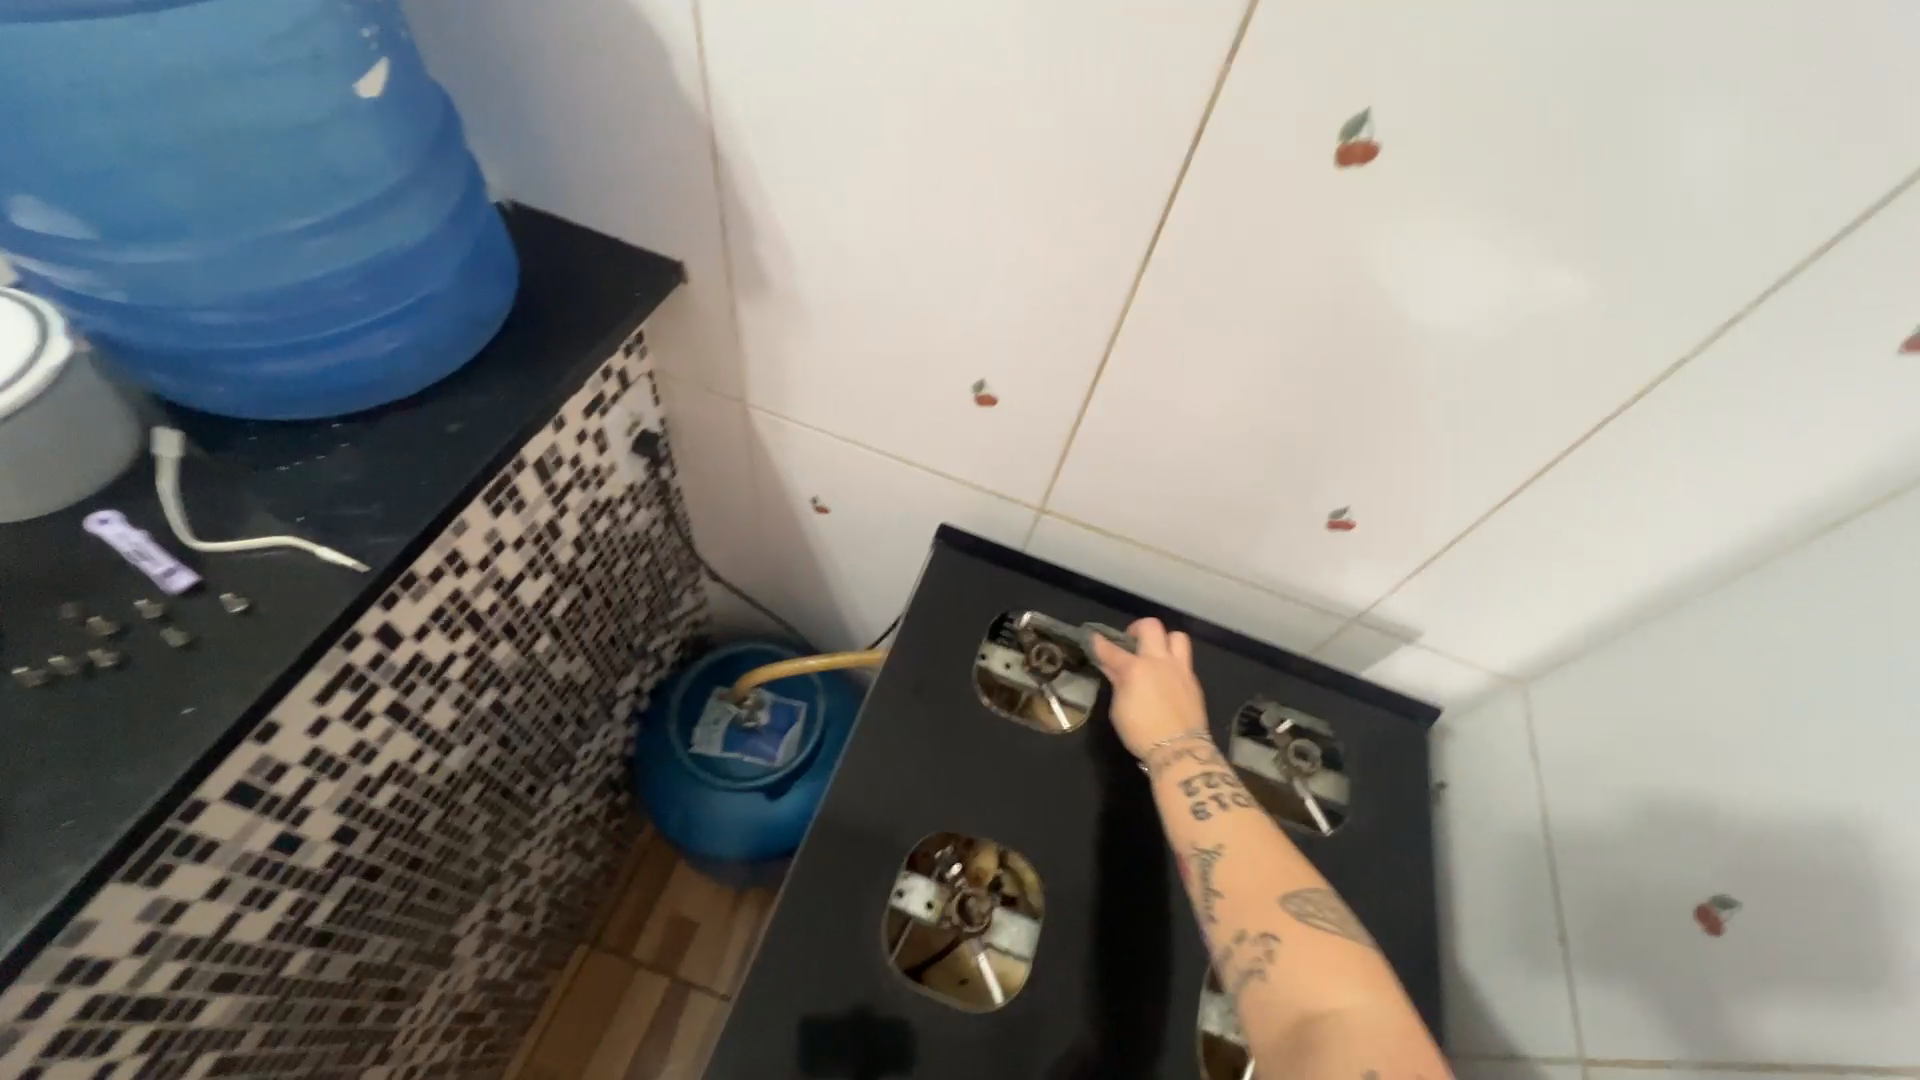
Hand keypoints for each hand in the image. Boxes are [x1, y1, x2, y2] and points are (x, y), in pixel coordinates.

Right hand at [1091, 617, 1208, 759]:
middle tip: (1132, 642)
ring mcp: (1179, 669)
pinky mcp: (1193, 680)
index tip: (1093, 638)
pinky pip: (1185, 660)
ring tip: (1156, 653)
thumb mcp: (1118, 710)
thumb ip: (1117, 684)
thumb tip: (1112, 668)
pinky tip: (1167, 677)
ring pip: (1177, 636)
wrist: (1180, 749)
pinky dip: (1173, 662)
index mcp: (1135, 669)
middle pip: (1151, 627)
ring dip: (1164, 640)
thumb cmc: (1141, 732)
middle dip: (1137, 628)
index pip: (1112, 650)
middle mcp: (1158, 661)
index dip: (1099, 643)